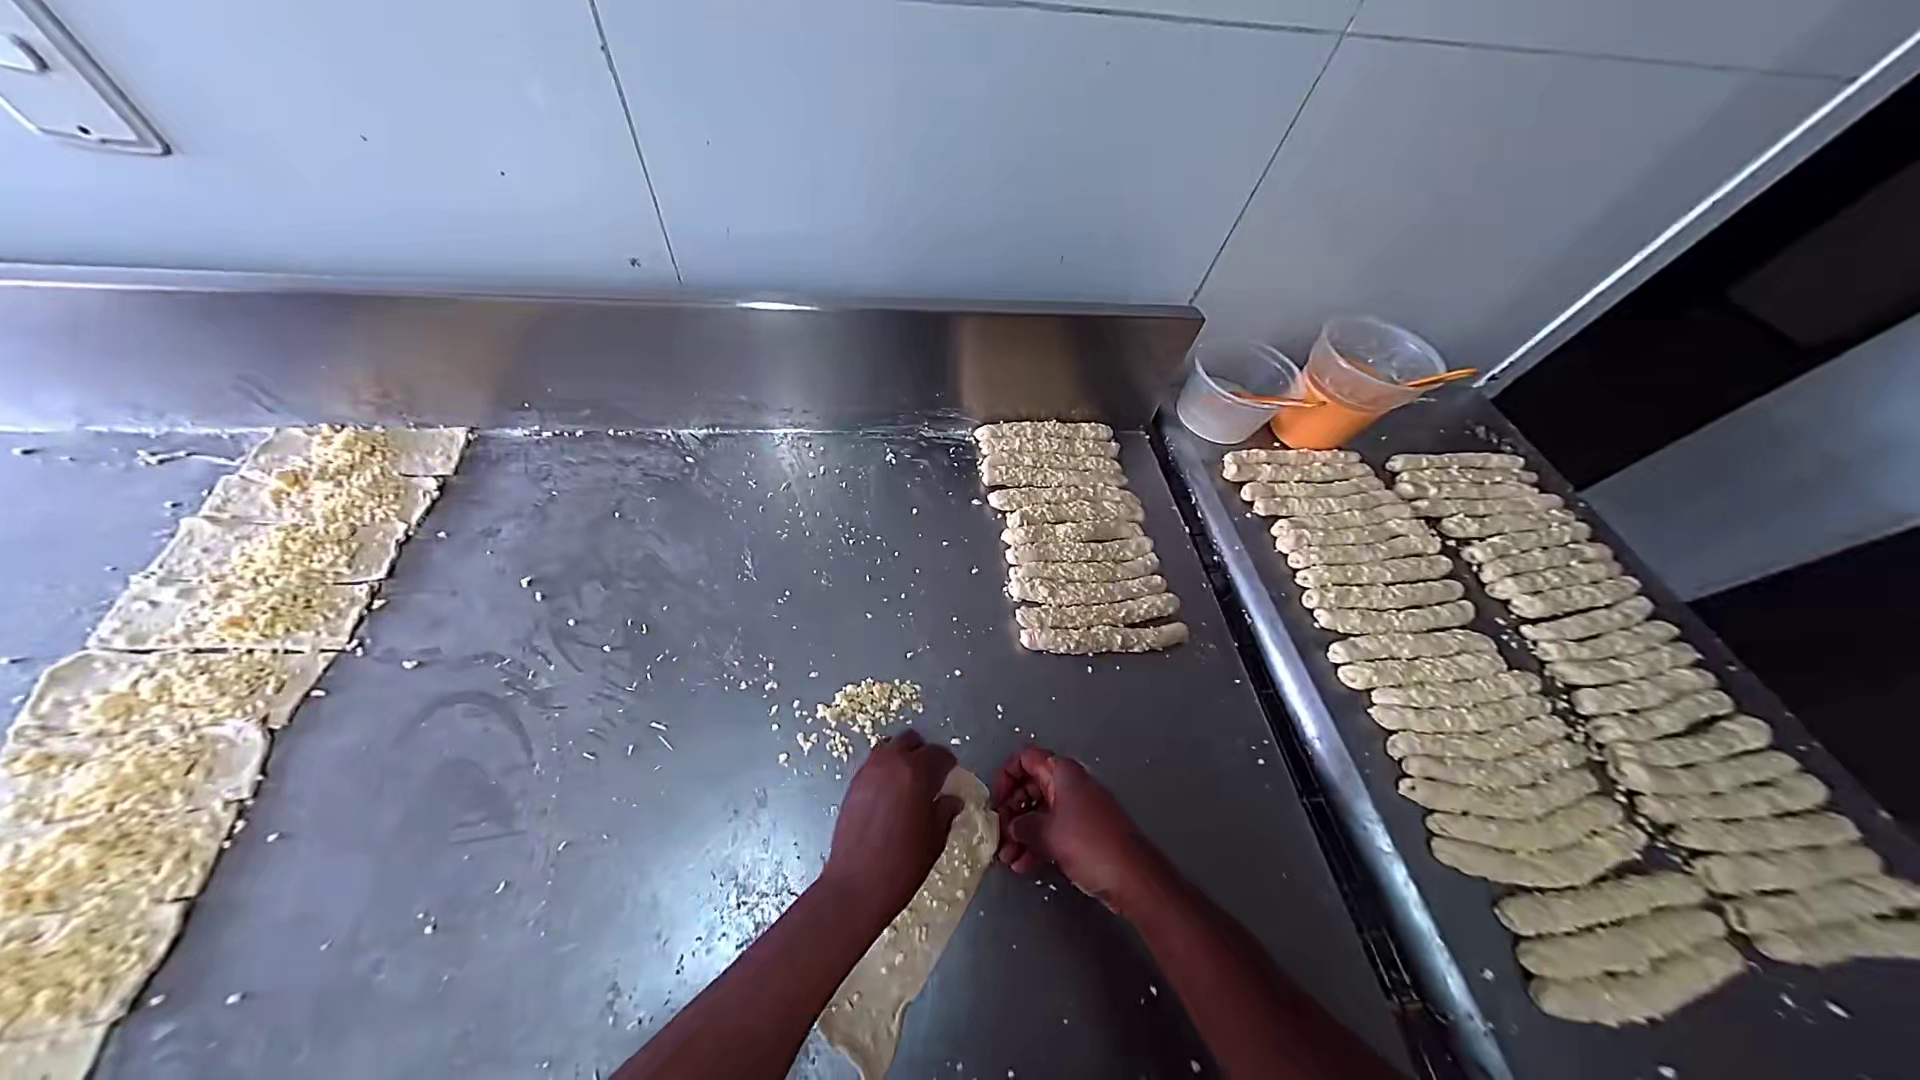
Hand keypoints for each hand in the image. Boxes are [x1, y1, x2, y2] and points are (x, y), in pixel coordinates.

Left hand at [819, 729, 961, 925]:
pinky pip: (873, 764)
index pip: (939, 754)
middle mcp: (891, 763)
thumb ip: (945, 811)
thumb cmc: (902, 865)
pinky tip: (891, 795)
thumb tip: (951, 800)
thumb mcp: (935, 839)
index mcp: (917, 772)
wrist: (856, 886)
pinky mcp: (853, 784)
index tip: (951, 776)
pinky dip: (885, 770)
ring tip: (909, 782)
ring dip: (901, 757)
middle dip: (924, 754)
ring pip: (889, 747)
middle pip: (911, 741)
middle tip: (931, 775)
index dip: (948, 765)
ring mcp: (868, 771)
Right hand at [990, 747, 1155, 911]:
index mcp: (1062, 773)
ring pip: (1039, 812)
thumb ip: (1021, 825)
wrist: (1133, 877)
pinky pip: (1052, 830)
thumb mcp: (1046, 833)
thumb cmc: (1089, 844)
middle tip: (999, 832)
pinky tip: (1023, 864)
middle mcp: (1069, 785)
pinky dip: (1036, 844)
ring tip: (1007, 856)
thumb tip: (1011, 827)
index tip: (996, 800)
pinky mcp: (1083, 833)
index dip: (1006, 776)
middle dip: (1011, 810)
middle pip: (1030, 787)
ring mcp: (1077, 809)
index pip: (1025, 759)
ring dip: (1020, 833)